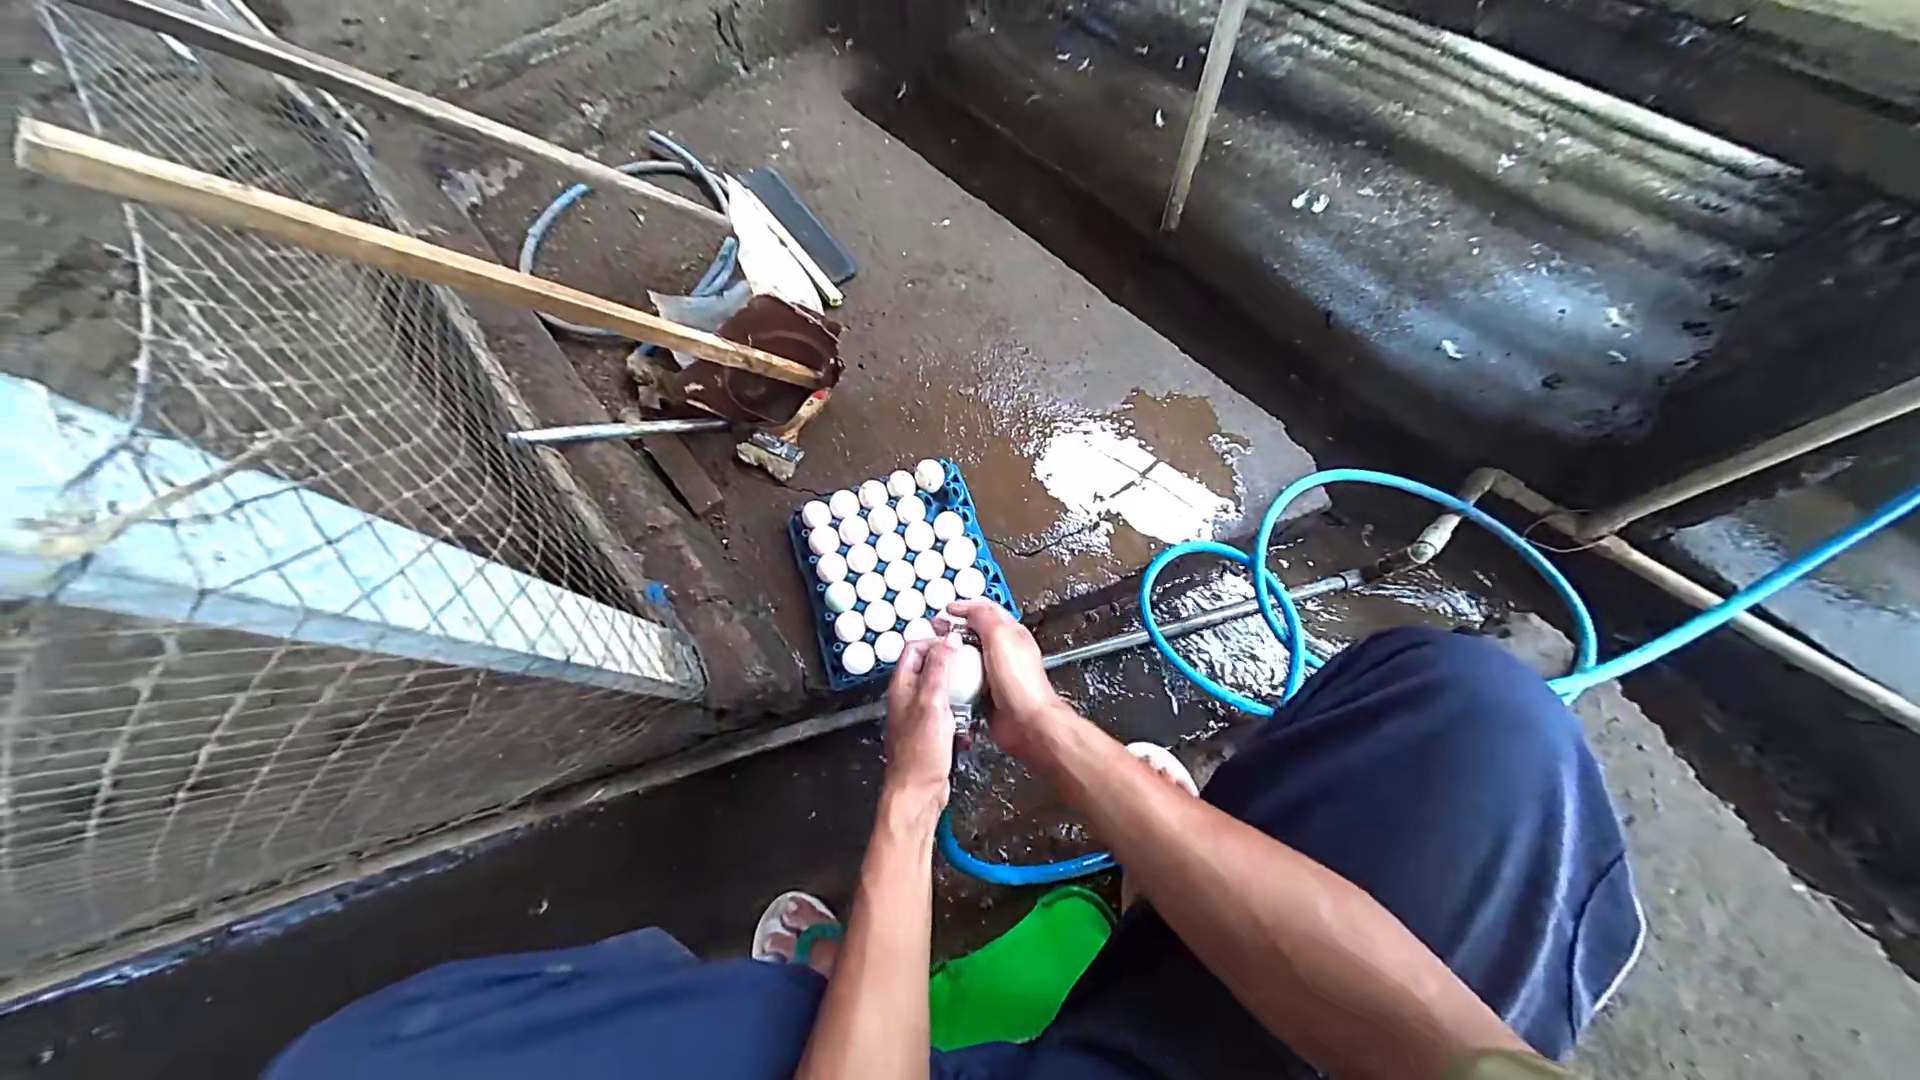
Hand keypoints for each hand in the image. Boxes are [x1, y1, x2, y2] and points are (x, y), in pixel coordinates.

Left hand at [882, 638, 955, 806]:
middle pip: (928, 665)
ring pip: (940, 688)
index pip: (914, 647)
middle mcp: (908, 696)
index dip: (935, 641)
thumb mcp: (932, 702)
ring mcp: (919, 713)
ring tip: (972, 689)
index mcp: (903, 685)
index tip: (957, 644)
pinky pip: (947, 710)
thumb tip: (949, 640)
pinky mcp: (930, 730)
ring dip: (957, 688)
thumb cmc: (919, 753)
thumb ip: (940, 669)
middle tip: (969, 663)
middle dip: (950, 662)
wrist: (917, 792)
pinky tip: (968, 719)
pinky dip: (959, 710)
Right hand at [945, 600, 1072, 766]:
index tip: (947, 610)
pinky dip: (956, 678)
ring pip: (969, 657)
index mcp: (1012, 633)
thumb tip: (966, 607)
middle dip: (956, 630)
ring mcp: (996, 673)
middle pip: (976, 633)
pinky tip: (948, 677)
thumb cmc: (1022, 684)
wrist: (1026, 723)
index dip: (966, 607)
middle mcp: (1005, 652)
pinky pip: (966, 681)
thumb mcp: (1000, 637)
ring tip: (939, 651)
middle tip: (938, 630)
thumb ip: (983, 617)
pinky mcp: (987, 693)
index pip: (987, 610)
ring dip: (954, 654)